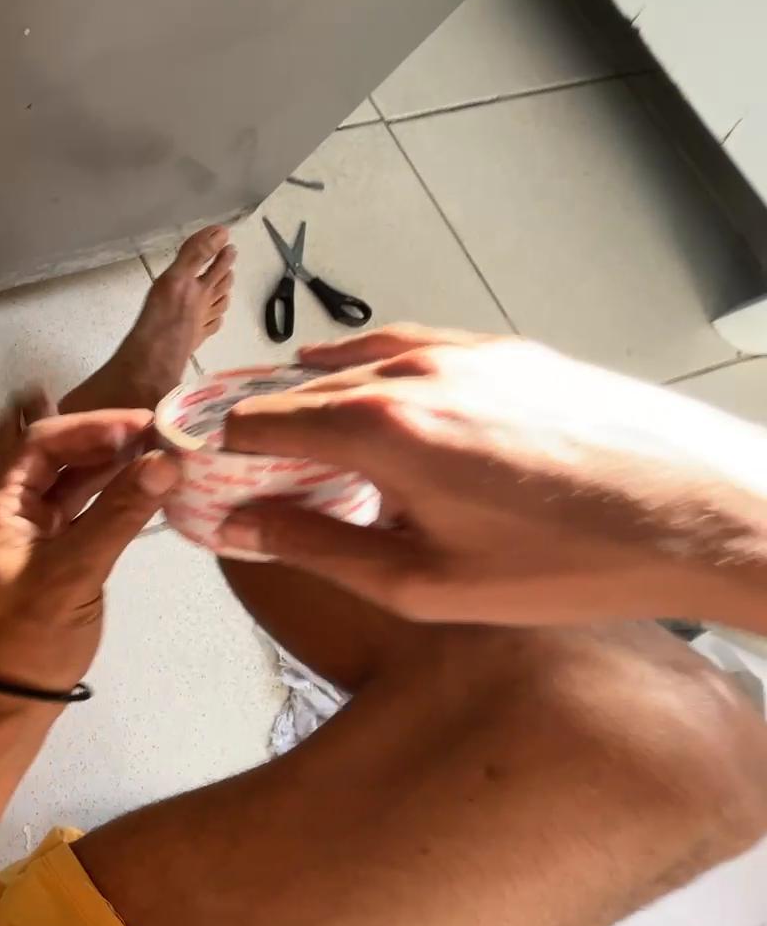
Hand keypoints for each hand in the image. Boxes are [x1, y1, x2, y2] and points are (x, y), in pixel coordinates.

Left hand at [0, 392, 178, 691]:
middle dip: (105, 439)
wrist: (24, 689)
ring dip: (115, 463)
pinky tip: (151, 480)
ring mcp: (37, 527)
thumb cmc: (36, 633)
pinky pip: (88, 506)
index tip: (138, 425)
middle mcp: (13, 508)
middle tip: (160, 432)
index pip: (38, 445)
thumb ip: (118, 514)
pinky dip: (117, 493)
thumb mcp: (76, 571)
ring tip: (164, 449)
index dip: (87, 428)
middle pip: (58, 456)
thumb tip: (166, 461)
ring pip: (75, 480)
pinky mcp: (60, 546)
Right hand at [218, 325, 766, 624]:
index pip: (252, 420)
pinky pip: (401, 344)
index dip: (219, 449)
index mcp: (376, 428)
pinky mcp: (503, 350)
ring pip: (342, 364)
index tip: (210, 475)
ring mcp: (459, 353)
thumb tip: (233, 523)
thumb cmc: (572, 562)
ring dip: (306, 398)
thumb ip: (310, 545)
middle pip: (291, 392)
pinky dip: (359, 366)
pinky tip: (351, 380)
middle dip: (257, 429)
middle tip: (251, 471)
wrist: (729, 519)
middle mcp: (407, 373)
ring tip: (296, 435)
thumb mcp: (418, 581)